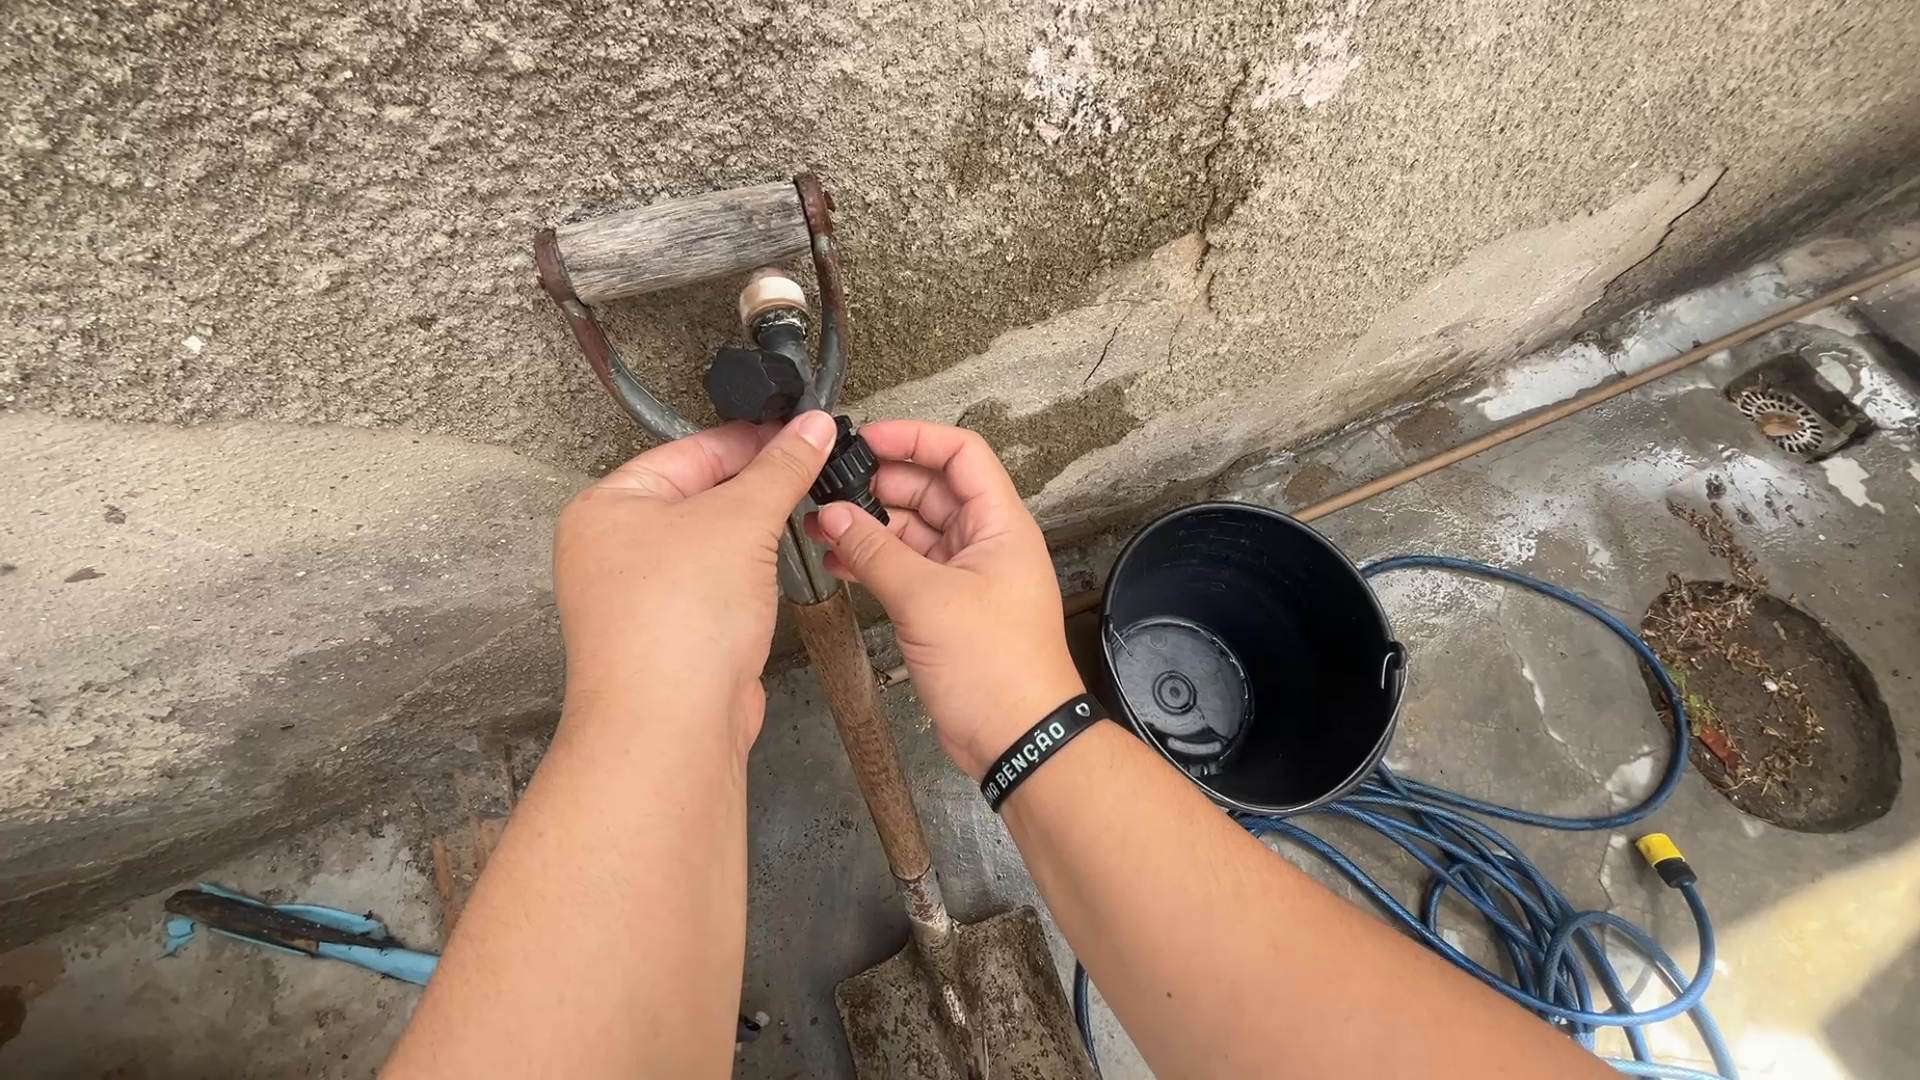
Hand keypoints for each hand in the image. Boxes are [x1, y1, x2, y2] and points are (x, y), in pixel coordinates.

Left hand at [553, 411, 837, 750]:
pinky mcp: (676, 629)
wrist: (674, 724)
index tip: (801, 432)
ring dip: (756, 527)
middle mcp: (618, 547)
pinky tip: (775, 567)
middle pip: (702, 493)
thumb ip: (781, 468)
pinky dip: (749, 569)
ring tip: (800, 511)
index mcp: (610, 506)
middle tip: (811, 467)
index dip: (752, 438)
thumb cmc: (676, 624)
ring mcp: (645, 592)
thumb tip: (810, 428)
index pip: (692, 450)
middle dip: (759, 483)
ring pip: (713, 540)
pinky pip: (718, 580)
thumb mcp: (740, 521)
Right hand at [805, 420, 1083, 779]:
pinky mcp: (945, 605)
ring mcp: (964, 574)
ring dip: (871, 524)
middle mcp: (985, 541)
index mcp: (1000, 524)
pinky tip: (839, 561)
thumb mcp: (928, 600)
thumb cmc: (995, 666)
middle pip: (931, 489)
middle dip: (881, 484)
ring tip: (823, 524)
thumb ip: (877, 551)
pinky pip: (907, 567)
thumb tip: (834, 515)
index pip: (961, 454)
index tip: (867, 438)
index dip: (916, 437)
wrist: (1016, 737)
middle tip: (831, 485)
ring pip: (914, 529)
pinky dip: (875, 560)